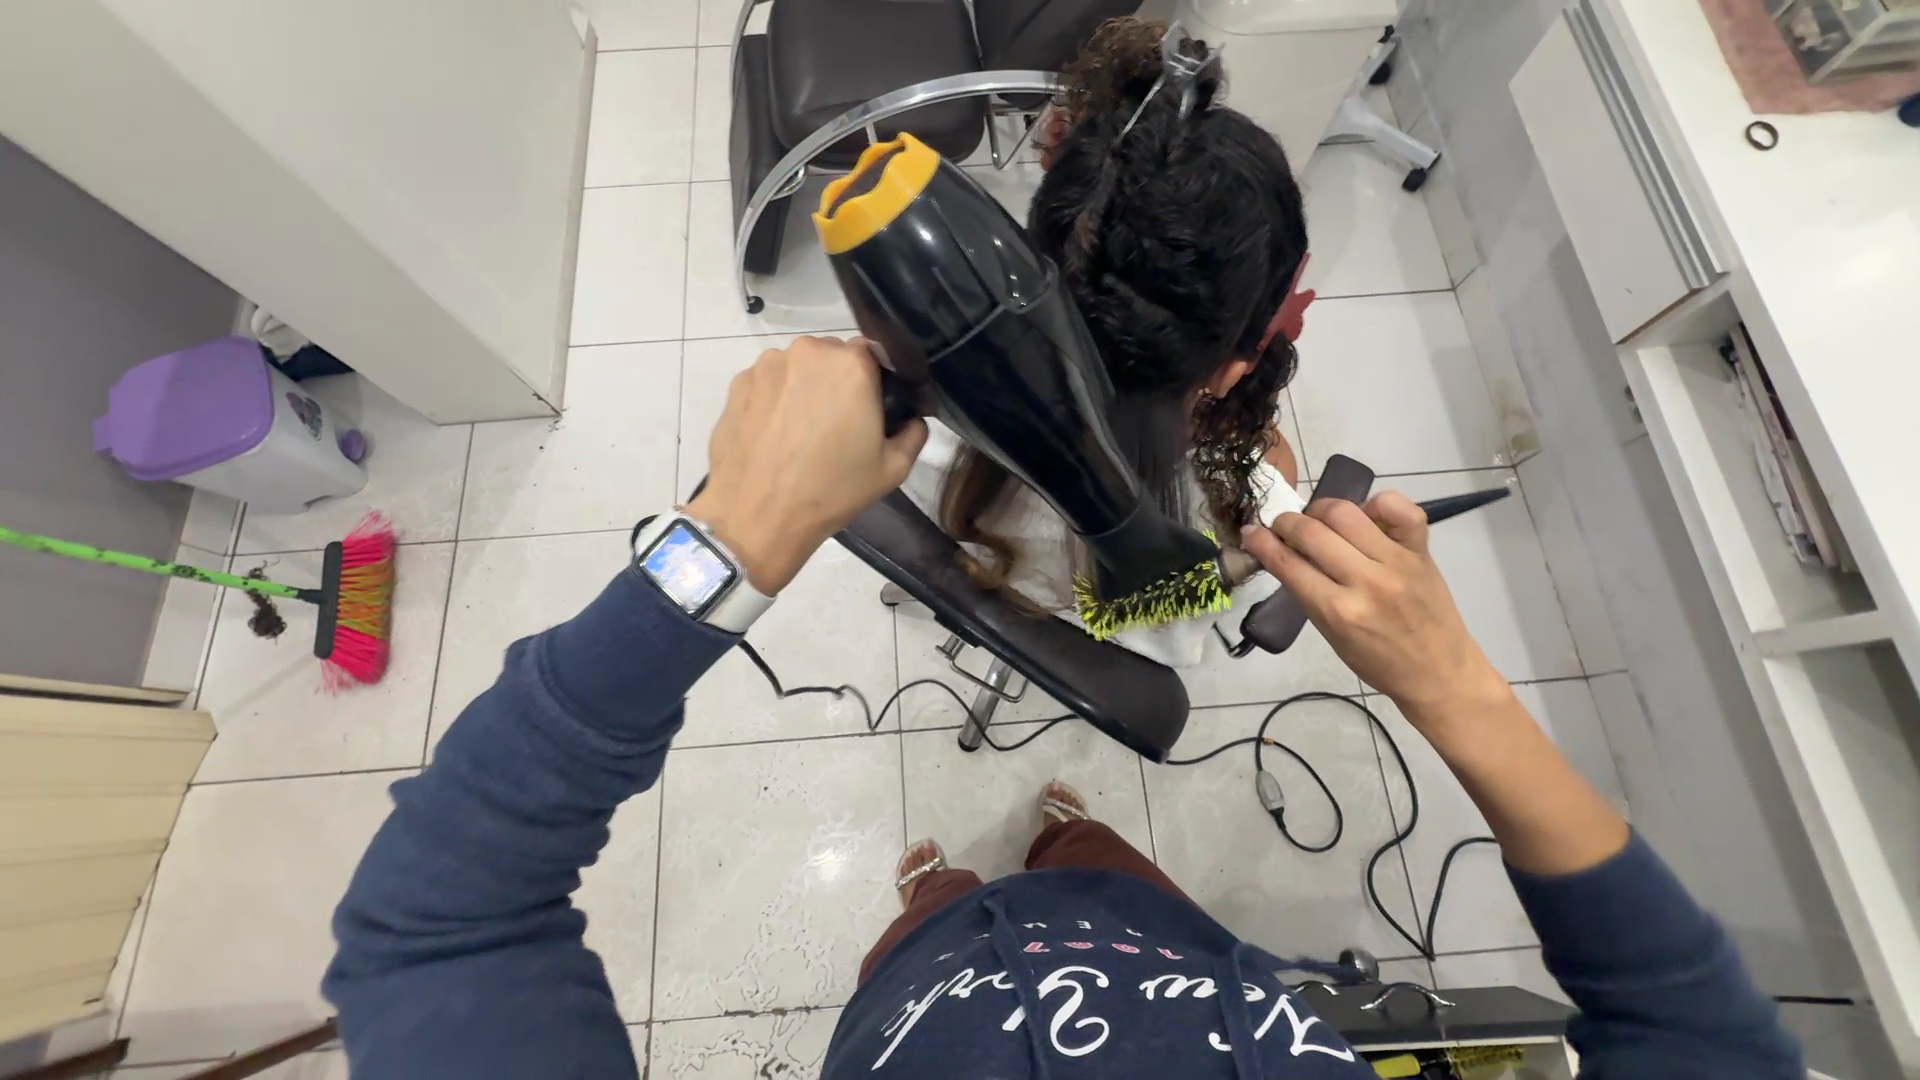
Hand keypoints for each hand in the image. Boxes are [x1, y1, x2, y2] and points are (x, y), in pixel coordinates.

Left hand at [686, 336, 926, 593]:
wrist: (758, 515)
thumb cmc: (832, 491)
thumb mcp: (893, 470)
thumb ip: (914, 434)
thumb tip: (912, 419)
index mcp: (852, 365)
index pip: (874, 354)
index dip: (876, 381)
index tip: (873, 410)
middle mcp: (809, 352)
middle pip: (834, 357)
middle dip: (839, 383)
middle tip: (838, 425)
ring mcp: (768, 365)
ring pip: (799, 368)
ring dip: (805, 389)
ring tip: (802, 433)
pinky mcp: (738, 383)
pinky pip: (769, 383)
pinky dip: (775, 400)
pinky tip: (776, 435)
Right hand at [1239, 492, 1506, 732]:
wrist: (1440, 673)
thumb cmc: (1377, 662)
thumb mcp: (1329, 634)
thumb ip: (1306, 592)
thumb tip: (1279, 553)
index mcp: (1337, 610)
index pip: (1287, 563)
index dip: (1260, 542)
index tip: (1250, 533)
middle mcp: (1366, 581)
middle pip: (1311, 532)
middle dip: (1285, 523)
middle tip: (1281, 528)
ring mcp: (1397, 563)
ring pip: (1346, 513)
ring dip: (1319, 509)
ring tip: (1316, 519)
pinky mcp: (1422, 552)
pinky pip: (1402, 511)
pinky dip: (1377, 502)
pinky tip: (1364, 514)